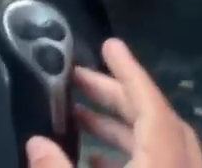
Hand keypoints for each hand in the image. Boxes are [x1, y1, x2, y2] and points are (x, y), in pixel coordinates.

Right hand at [25, 38, 201, 167]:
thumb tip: (36, 141)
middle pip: (160, 124)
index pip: (155, 112)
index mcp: (165, 167)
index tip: (110, 45)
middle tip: (76, 76)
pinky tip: (95, 156)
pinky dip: (132, 151)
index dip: (133, 75)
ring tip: (78, 113)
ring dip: (120, 123)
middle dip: (118, 94)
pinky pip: (161, 166)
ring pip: (162, 146)